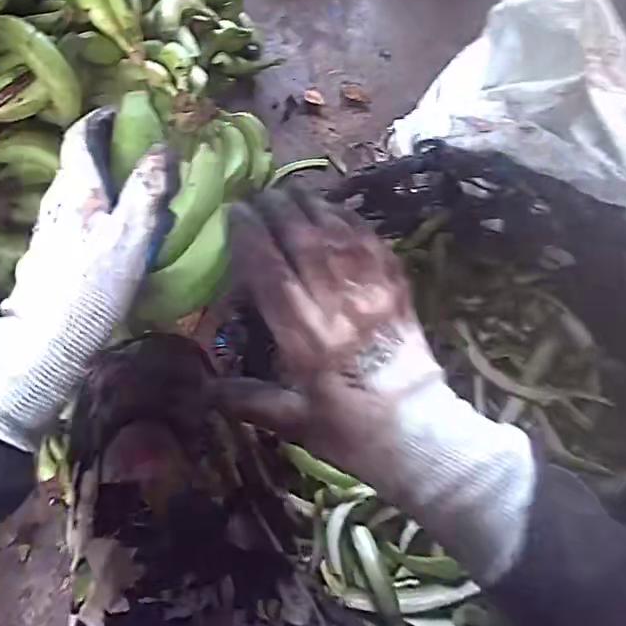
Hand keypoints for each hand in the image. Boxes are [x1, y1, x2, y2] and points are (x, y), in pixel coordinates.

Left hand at [0, 107, 173, 451]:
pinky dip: (98, 207)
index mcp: (76, 187)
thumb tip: (162, 148)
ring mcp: (50, 227)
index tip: (123, 112)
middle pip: (78, 161)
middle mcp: (56, 199)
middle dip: (107, 149)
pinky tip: (116, 230)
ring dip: (104, 179)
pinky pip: (77, 214)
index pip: (79, 135)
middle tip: (141, 152)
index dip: (99, 118)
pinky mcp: (50, 252)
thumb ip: (147, 189)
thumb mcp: (131, 234)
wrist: (46, 340)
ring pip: (78, 189)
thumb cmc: (91, 284)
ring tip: (136, 190)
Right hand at [225, 188, 538, 580]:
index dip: (250, 236)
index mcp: (306, 339)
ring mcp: (371, 293)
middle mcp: (336, 306)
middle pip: (303, 240)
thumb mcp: (294, 424)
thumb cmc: (351, 431)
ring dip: (311, 205)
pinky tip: (335, 208)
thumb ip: (249, 400)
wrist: (421, 434)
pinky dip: (350, 218)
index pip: (271, 272)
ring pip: (337, 233)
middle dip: (277, 209)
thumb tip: (204, 387)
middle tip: (260, 194)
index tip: (235, 212)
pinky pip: (371, 241)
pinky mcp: (397, 288)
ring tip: (291, 190)